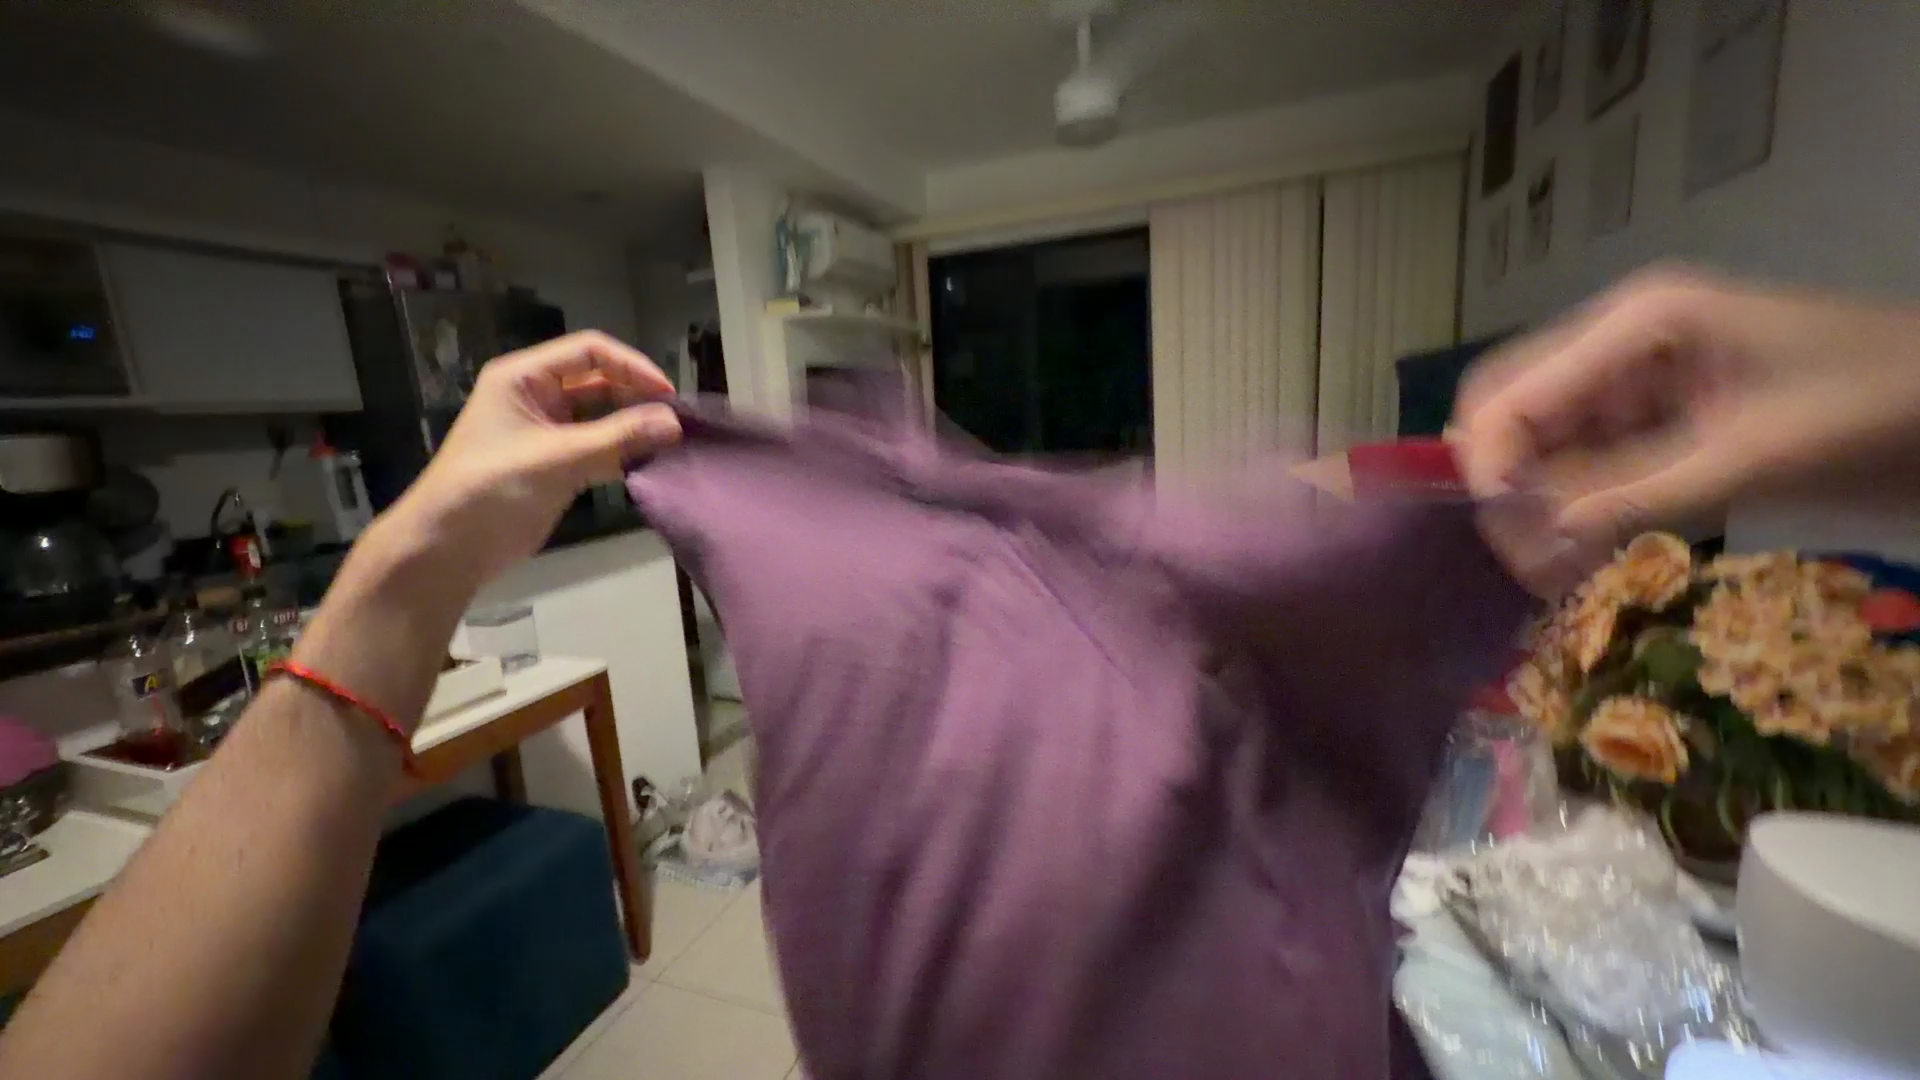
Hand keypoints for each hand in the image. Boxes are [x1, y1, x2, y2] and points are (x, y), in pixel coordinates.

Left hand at [382, 330, 680, 589]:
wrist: (449, 548)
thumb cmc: (491, 489)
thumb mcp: (558, 459)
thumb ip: (619, 438)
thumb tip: (676, 423)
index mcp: (524, 378)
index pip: (590, 352)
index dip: (632, 367)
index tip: (668, 395)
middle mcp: (538, 396)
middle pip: (600, 382)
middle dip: (638, 397)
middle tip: (677, 422)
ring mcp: (549, 431)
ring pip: (604, 416)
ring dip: (635, 426)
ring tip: (672, 442)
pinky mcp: (559, 462)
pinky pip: (601, 446)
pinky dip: (626, 451)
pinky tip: (652, 462)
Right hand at [1453, 267, 1919, 594]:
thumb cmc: (1890, 414)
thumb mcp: (1761, 459)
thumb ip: (1638, 495)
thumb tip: (1536, 539)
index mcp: (1637, 326)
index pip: (1510, 392)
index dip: (1488, 459)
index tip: (1501, 527)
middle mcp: (1615, 343)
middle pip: (1508, 409)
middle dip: (1503, 478)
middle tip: (1523, 547)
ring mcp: (1629, 377)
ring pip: (1534, 440)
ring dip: (1534, 499)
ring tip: (1553, 562)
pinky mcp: (1646, 412)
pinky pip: (1575, 458)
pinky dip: (1569, 502)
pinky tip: (1580, 545)